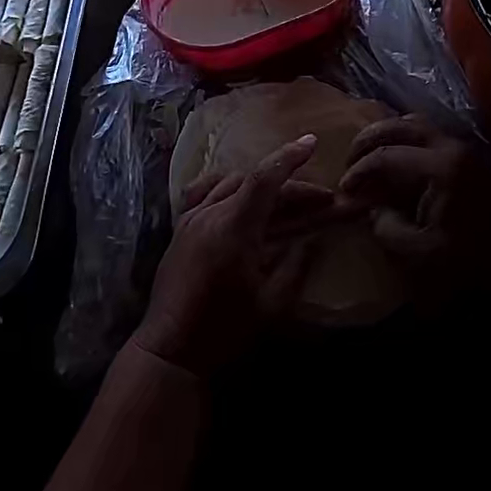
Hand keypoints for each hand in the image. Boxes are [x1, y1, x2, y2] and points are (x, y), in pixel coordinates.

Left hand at [132, 135, 334, 375]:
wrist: (171, 348)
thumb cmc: (225, 330)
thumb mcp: (272, 304)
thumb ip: (295, 267)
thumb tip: (312, 241)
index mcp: (233, 227)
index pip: (264, 178)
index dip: (290, 158)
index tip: (311, 142)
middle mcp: (208, 214)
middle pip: (251, 182)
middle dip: (287, 185)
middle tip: (319, 202)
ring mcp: (189, 220)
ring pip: (226, 184)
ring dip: (256, 184)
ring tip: (283, 198)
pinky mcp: (179, 230)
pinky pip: (201, 193)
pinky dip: (224, 187)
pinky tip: (235, 196)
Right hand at [338, 114, 490, 273]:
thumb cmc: (470, 263)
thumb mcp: (416, 253)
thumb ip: (385, 226)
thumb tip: (373, 207)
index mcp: (440, 168)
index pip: (385, 157)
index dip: (358, 172)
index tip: (344, 190)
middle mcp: (453, 148)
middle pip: (399, 127)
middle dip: (367, 141)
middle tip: (349, 162)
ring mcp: (465, 150)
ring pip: (416, 125)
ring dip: (387, 136)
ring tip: (369, 157)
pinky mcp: (471, 160)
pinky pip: (430, 136)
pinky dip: (406, 141)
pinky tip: (396, 161)